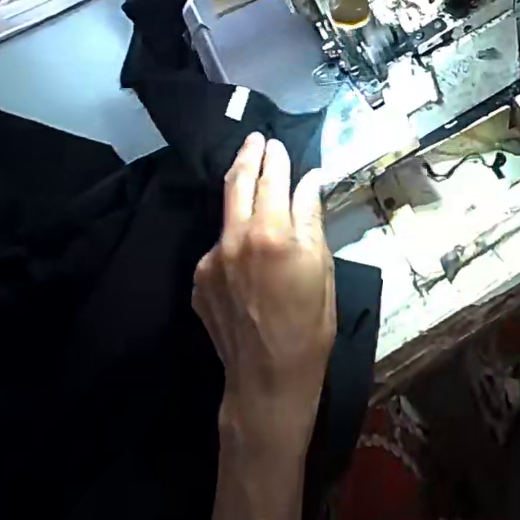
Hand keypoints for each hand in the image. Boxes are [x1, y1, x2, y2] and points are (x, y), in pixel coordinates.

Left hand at [193, 133, 335, 453]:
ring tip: (253, 181)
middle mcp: (234, 238)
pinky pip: (220, 246)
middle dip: (247, 156)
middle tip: (255, 138)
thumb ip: (310, 217)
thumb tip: (310, 179)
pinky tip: (249, 252)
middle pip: (238, 183)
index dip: (275, 157)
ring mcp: (211, 259)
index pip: (271, 179)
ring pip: (227, 214)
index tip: (277, 142)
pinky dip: (235, 238)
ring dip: (241, 195)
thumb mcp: (321, 267)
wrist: (267, 381)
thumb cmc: (309, 325)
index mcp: (270, 233)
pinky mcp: (199, 278)